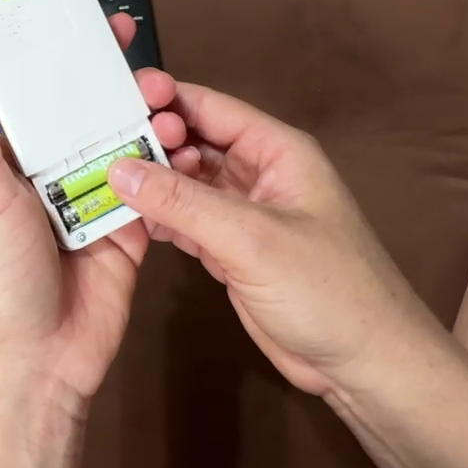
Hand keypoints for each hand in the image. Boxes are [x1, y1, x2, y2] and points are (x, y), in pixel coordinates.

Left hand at [0, 14, 185, 407]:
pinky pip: (146, 181)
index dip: (49, 54)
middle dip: (104, 74)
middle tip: (132, 38)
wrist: (38, 360)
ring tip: (161, 88)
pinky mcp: (125, 224)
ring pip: (118, 138)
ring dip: (139, 110)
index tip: (74, 18)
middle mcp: (47, 171)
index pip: (29, 92)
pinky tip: (181, 130)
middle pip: (79, 109)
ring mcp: (88, 196)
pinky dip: (163, 158)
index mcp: (6, 158)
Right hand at [107, 84, 443, 396]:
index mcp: (276, 150)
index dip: (165, 100)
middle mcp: (256, 173)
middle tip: (100, 147)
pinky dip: (157, 217)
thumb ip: (182, 202)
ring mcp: (242, 213)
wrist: (367, 367)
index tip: (114, 102)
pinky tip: (123, 216)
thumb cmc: (327, 289)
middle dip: (150, 142)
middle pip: (193, 142)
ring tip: (100, 178)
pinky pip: (184, 220)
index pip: (210, 108)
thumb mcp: (250, 238)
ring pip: (184, 182)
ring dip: (149, 181)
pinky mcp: (230, 250)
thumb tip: (118, 168)